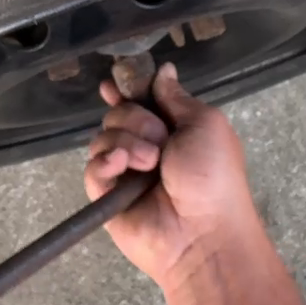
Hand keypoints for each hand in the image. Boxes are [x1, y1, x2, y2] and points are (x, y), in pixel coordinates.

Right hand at [84, 63, 264, 290]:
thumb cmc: (213, 175)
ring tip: (150, 164)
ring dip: (126, 142)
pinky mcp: (106, 196)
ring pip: (102, 136)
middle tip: (160, 142)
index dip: (126, 89)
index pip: (139, 100)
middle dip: (136, 120)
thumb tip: (163, 70)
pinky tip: (119, 167)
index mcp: (172, 128)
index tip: (114, 84)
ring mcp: (124, 172)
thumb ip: (176, 97)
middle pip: (119, 113)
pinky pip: (92, 168)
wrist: (205, 233)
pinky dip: (104, 162)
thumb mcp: (205, 124)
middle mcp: (145, 146)